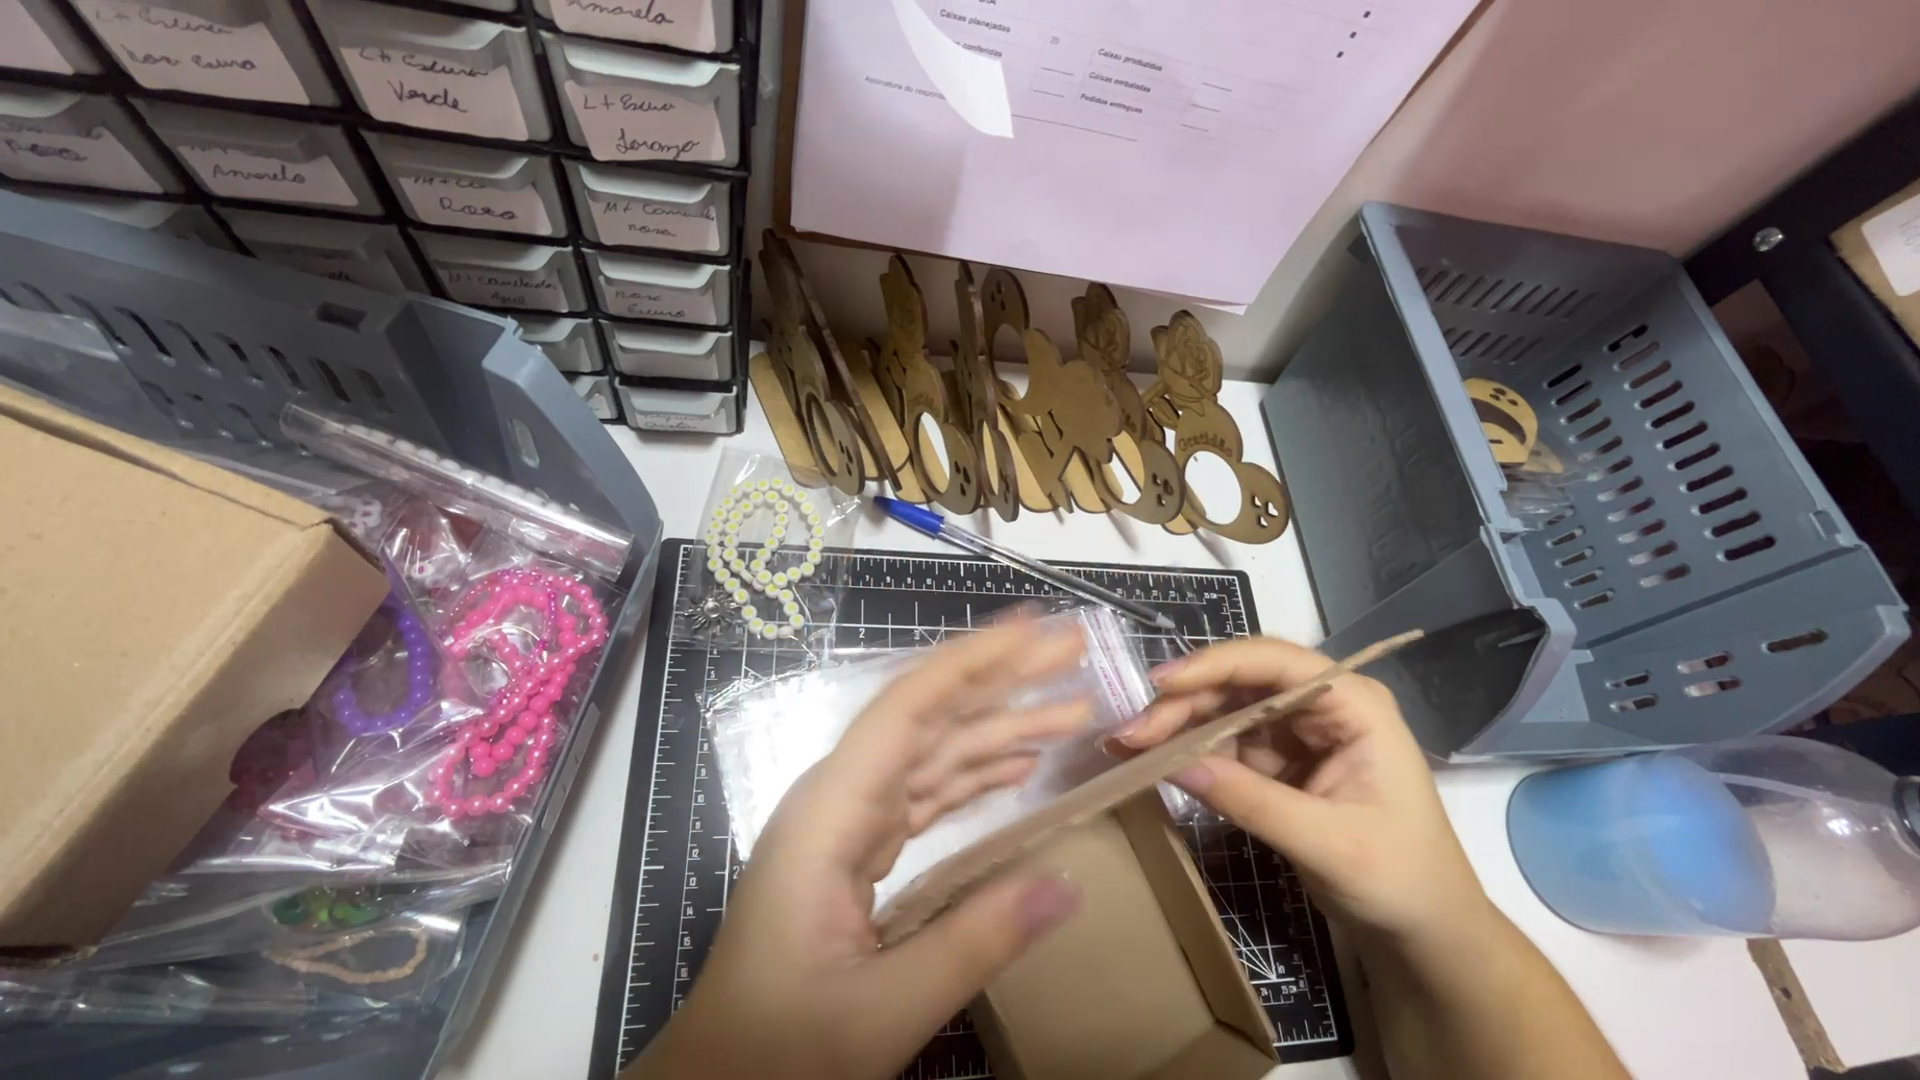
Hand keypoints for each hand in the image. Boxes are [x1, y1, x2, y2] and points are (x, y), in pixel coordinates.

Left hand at [630, 615, 1088, 1079]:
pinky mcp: (860, 852)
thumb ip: (976, 942)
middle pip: (928, 720)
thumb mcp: (883, 1008)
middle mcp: (839, 799)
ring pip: (933, 756)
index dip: (971, 662)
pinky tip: (1018, 769)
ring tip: (1070, 713)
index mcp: (830, 813)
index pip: (906, 710)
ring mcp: (849, 824)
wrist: (716, 1076)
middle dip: (1001, 682)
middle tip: (1073, 654)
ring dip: (999, 730)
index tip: (1033, 628)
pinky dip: (974, 777)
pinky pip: (926, 797)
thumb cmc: (780, 1045)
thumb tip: (1069, 882)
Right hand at [1112, 637, 1489, 943]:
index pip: (1277, 663)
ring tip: (1130, 745)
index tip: (1161, 683)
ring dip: (1177, 724)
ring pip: (1224, 709)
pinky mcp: (1276, 761)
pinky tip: (1155, 760)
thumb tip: (1174, 765)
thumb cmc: (1400, 880)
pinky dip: (1188, 751)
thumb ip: (1251, 800)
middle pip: (1240, 682)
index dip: (1216, 665)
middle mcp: (1321, 705)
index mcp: (1353, 705)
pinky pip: (1223, 743)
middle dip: (1184, 702)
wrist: (1424, 929)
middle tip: (1131, 733)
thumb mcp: (1328, 843)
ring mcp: (1296, 732)